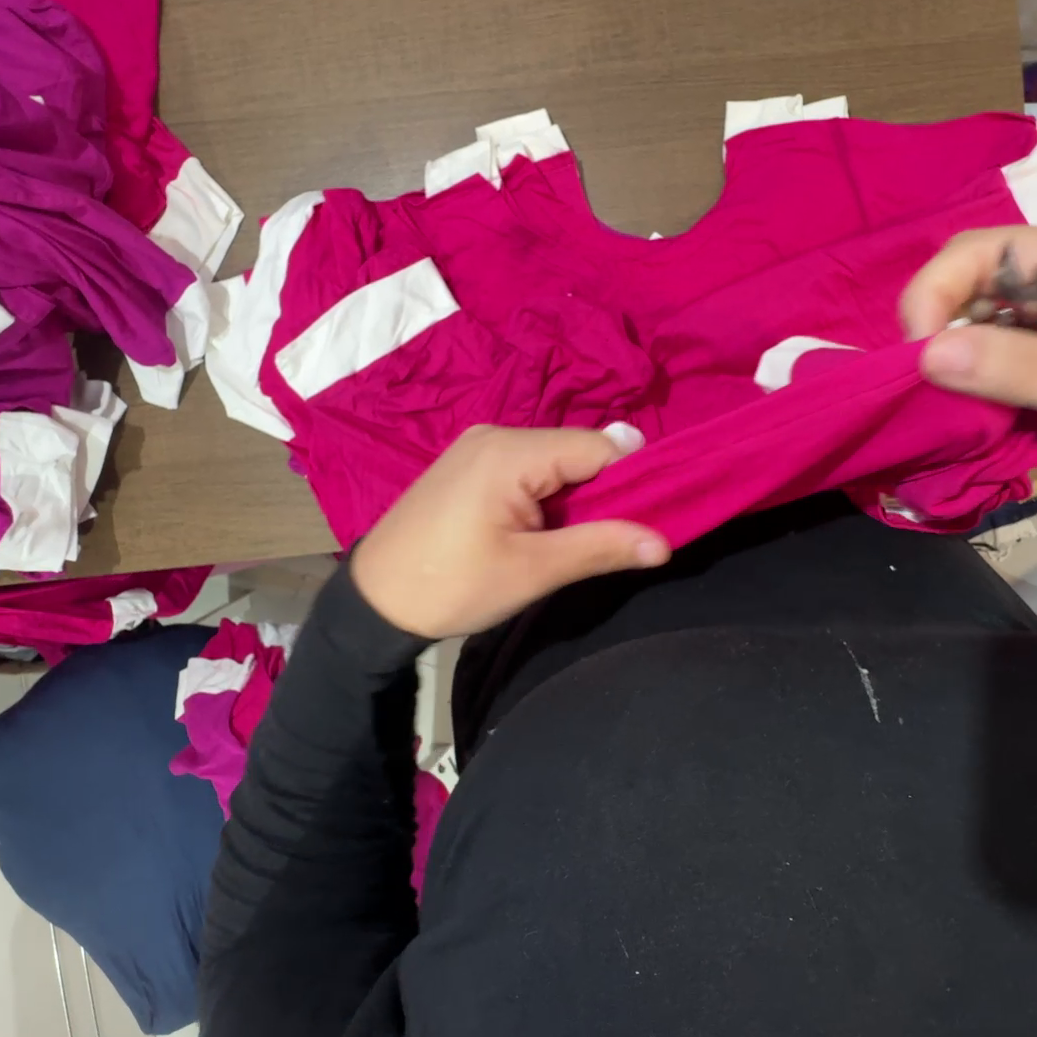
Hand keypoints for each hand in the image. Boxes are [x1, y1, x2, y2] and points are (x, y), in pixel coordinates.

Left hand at [350, 425, 669, 638]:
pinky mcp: (470, 464)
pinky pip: (529, 468)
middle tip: (617, 537)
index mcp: (511, 452)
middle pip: (578, 451)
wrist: (373, 602)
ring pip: (556, 461)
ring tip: (578, 539)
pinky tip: (546, 528)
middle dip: (606, 492)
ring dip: (577, 497)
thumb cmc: (451, 586)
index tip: (654, 518)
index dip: (635, 480)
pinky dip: (549, 495)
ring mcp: (479, 446)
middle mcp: (496, 434)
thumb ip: (599, 548)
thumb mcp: (532, 572)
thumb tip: (663, 542)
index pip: (600, 447)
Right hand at [900, 227, 1036, 485]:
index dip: (937, 291)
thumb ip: (1018, 369)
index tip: (920, 354)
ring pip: (966, 305)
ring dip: (942, 343)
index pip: (984, 249)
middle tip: (919, 373)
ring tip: (937, 386)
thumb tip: (929, 353)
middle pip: (967, 271)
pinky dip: (957, 362)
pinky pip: (977, 337)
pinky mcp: (1034, 339)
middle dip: (933, 317)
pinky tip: (957, 390)